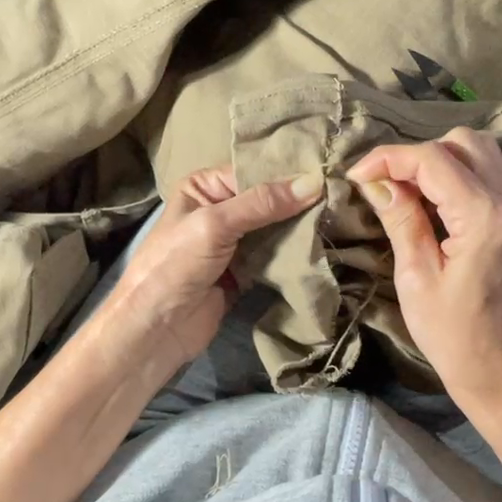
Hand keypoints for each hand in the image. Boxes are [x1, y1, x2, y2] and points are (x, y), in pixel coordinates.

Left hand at [101, 166, 322, 372]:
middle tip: (346, 198)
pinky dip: (294, 257)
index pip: (254, 172)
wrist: (156, 329)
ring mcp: (232, 244)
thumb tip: (314, 183)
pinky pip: (275, 258)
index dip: (289, 174)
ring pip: (275, 230)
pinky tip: (324, 249)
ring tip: (343, 220)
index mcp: (204, 187)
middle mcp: (219, 210)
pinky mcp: (244, 274)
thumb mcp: (215, 224)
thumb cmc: (174, 265)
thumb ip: (262, 203)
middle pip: (268, 202)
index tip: (331, 172)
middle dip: (301, 204)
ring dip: (301, 231)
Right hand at [348, 128, 501, 414]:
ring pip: (479, 153)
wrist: (500, 372)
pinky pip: (486, 176)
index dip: (389, 159)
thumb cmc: (452, 335)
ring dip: (437, 161)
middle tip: (382, 183)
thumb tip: (375, 182)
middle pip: (463, 143)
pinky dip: (454, 176)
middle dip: (416, 154)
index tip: (356, 176)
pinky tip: (427, 202)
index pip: (434, 159)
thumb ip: (401, 220)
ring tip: (402, 190)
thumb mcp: (416, 277)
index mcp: (486, 217)